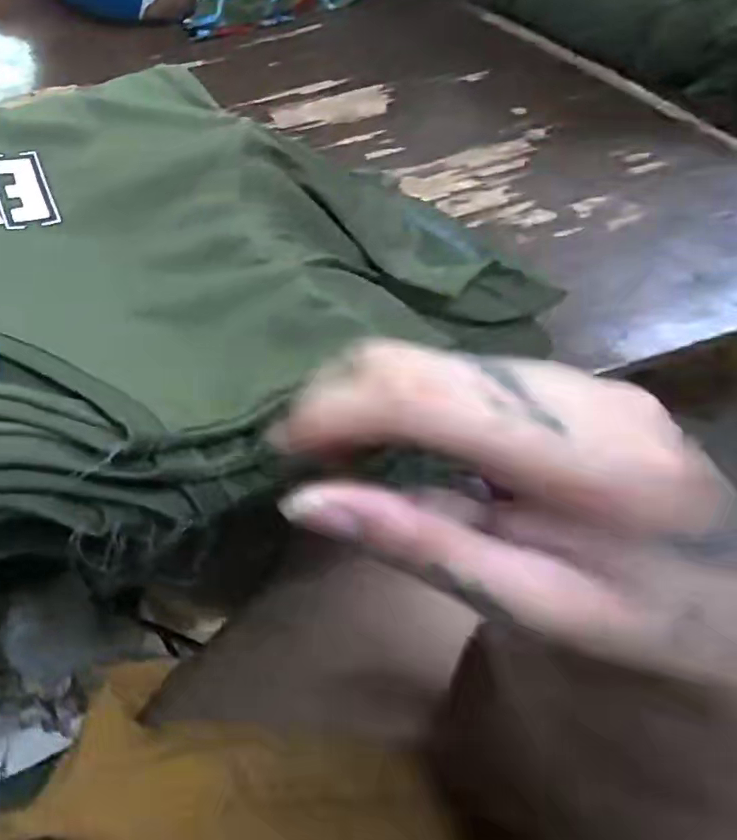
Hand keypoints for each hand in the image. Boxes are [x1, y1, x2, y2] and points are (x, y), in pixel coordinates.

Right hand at [276, 339, 736, 684]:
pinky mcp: (540, 374)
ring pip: (401, 355)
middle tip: (303, 459)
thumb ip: (418, 546)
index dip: (328, 412)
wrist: (736, 593)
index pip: (418, 396)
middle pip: (398, 363)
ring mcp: (559, 375)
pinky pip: (423, 364)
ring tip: (338, 453)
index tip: (282, 453)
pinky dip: (374, 396)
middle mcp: (574, 394)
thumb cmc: (638, 617)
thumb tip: (298, 500)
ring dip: (344, 397)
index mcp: (592, 458)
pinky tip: (380, 439)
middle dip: (324, 403)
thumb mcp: (535, 605)